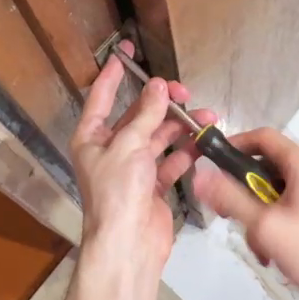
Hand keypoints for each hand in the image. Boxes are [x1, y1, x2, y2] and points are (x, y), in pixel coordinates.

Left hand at [70, 41, 218, 281]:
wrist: (128, 247)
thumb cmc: (118, 192)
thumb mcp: (129, 146)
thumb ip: (147, 115)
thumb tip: (159, 85)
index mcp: (91, 138)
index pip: (101, 96)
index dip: (113, 74)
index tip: (126, 52)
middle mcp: (110, 149)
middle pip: (138, 116)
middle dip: (162, 103)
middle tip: (184, 93)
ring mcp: (132, 168)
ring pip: (158, 136)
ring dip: (181, 126)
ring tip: (207, 118)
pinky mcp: (152, 186)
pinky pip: (170, 160)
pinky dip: (186, 151)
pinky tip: (203, 143)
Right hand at [192, 128, 298, 299]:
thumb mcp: (264, 227)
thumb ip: (230, 198)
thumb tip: (199, 175)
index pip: (263, 137)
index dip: (234, 145)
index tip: (213, 165)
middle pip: (269, 164)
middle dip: (245, 190)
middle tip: (229, 216)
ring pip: (279, 187)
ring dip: (260, 211)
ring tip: (258, 245)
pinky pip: (293, 201)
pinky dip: (277, 218)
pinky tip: (274, 249)